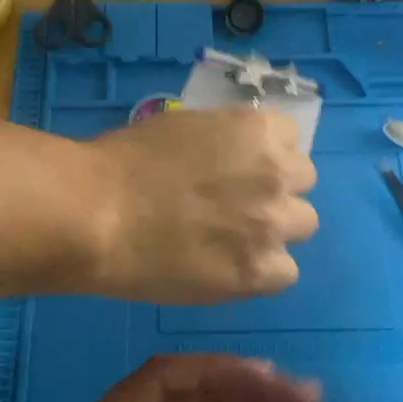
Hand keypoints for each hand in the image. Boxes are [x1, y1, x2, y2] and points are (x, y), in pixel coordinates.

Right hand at [84, 108, 318, 302]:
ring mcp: (272, 225)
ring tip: (235, 238)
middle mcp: (277, 174)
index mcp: (259, 131)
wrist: (99, 213)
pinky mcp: (258, 273)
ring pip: (302, 226)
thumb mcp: (185, 127)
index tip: (242, 165)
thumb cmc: (128, 161)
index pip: (290, 138)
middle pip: (303, 181)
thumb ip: (224, 141)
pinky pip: (285, 273)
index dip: (266, 152)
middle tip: (238, 202)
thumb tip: (234, 159)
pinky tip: (230, 267)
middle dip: (276, 188)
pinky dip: (263, 270)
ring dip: (274, 228)